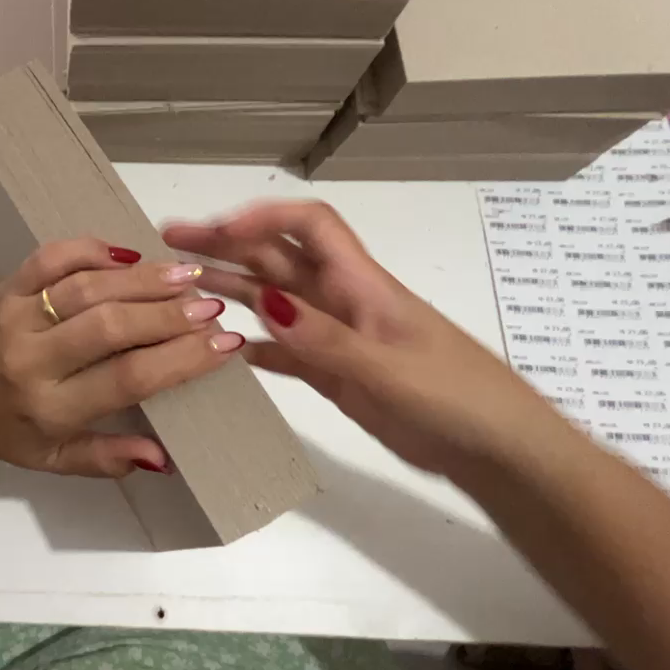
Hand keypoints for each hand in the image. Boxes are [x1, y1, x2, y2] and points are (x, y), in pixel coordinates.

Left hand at [0, 238, 243, 477]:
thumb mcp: (52, 460)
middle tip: (212, 305)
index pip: (127, 379)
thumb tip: (165, 458)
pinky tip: (128, 253)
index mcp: (51, 407)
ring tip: (186, 274)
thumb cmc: (3, 431)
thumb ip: (107, 458)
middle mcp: (32, 359)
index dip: (181, 360)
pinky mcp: (4, 288)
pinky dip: (89, 249)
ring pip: (84, 288)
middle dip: (169, 314)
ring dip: (140, 278)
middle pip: (110, 326)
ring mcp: (15, 317)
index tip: (224, 344)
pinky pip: (49, 257)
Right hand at [163, 202, 587, 481]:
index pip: (308, 227)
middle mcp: (340, 301)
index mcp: (360, 285)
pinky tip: (218, 346)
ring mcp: (334, 337)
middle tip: (171, 241)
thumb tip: (263, 303)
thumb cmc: (458, 399)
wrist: (498, 452)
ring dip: (228, 286)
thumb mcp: (389, 369)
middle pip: (276, 258)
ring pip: (270, 300)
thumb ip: (324, 339)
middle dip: (225, 243)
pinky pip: (279, 349)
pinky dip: (248, 342)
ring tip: (180, 286)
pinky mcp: (331, 372)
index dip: (262, 217)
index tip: (215, 228)